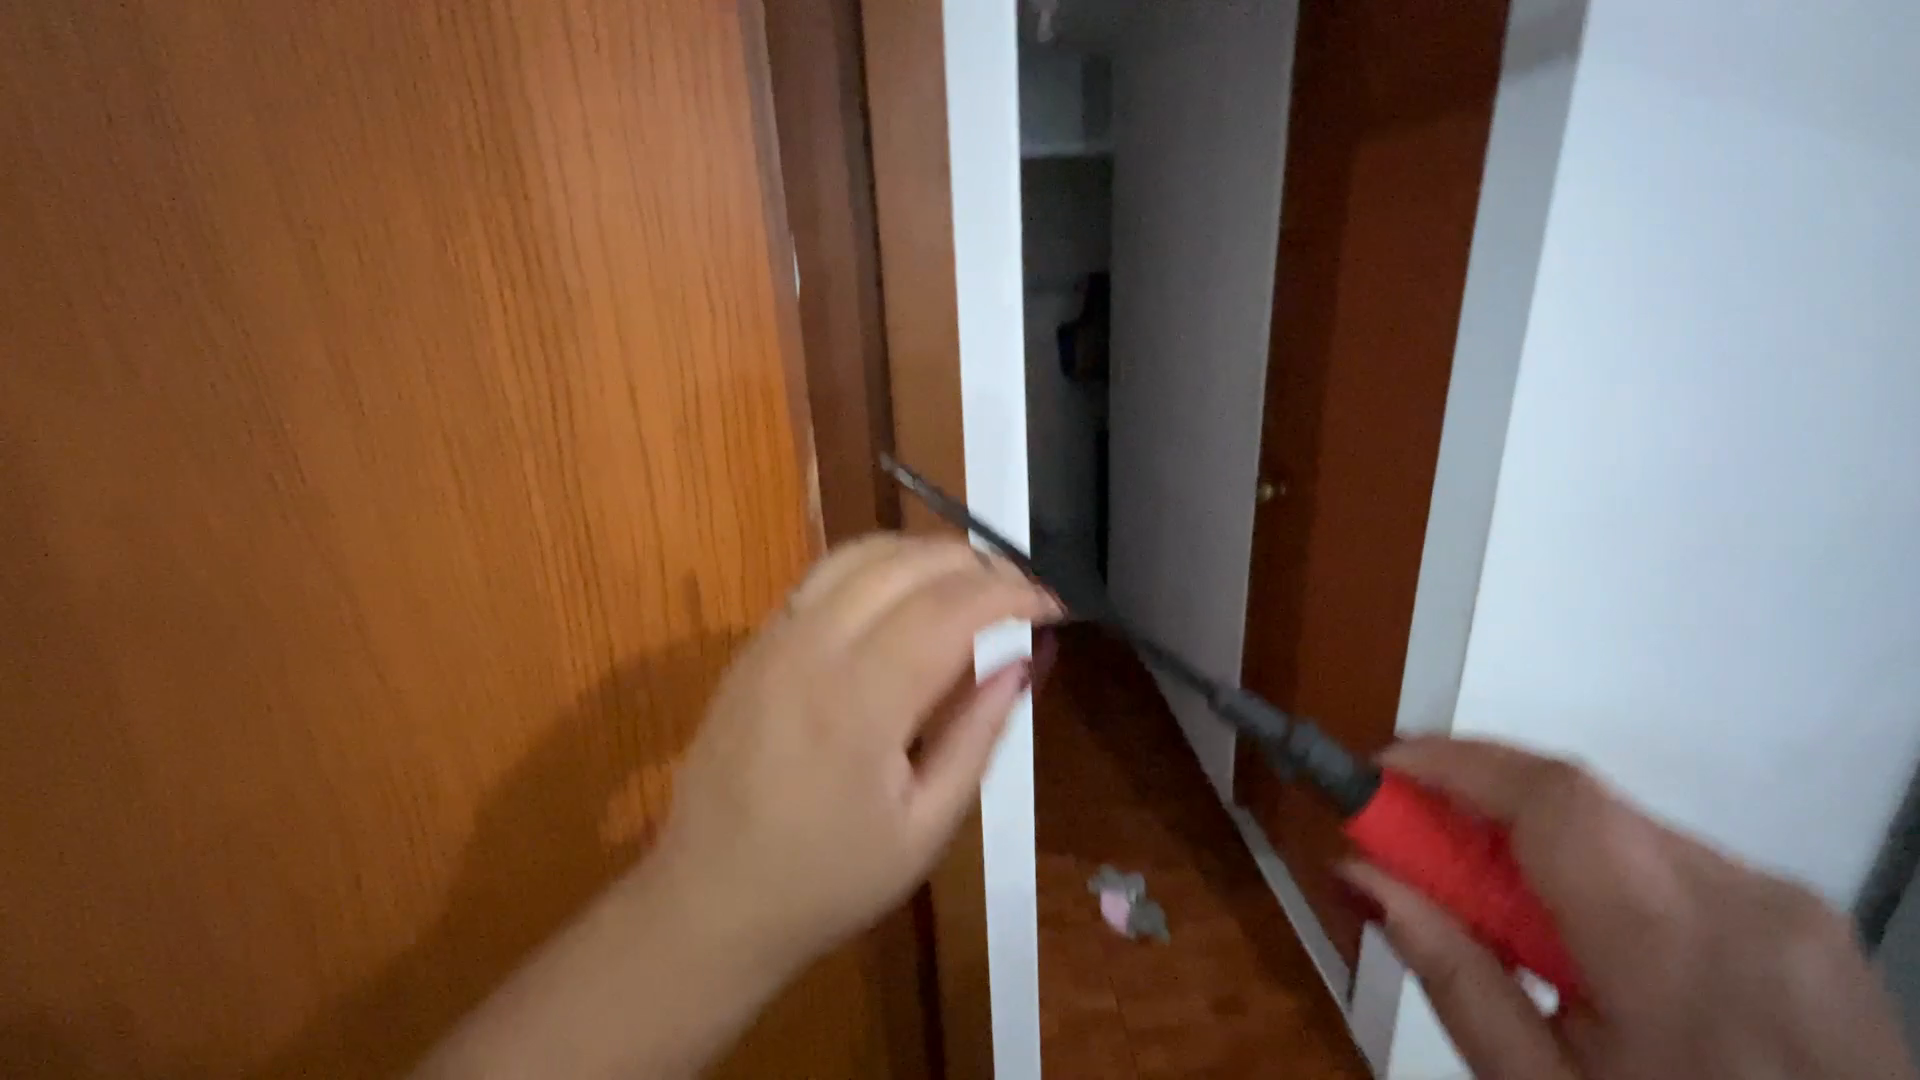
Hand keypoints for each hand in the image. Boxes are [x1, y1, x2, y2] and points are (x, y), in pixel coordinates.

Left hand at [647, 533, 1060, 973]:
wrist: (710, 897)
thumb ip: (978, 734)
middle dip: (978, 564)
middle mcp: (812, 648)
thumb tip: (1023, 659)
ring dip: (928, 554)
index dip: (1011, 594)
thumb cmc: (829, 878)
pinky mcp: (755, 642)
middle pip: (908, 564)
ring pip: (862, 553)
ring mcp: (775, 637)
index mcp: (859, 703)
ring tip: (973, 584)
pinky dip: (881, 565)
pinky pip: (826, 575)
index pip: (950, 609)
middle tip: (1022, 595)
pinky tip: (907, 595)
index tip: (1054, 606)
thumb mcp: (927, 828)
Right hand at [1343, 738, 1915, 1079]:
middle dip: (1476, 804)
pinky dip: (1592, 868)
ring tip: (1487, 905)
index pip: (1554, 798)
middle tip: (1408, 840)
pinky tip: (1571, 931)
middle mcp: (1743, 897)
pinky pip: (1664, 855)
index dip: (1455, 761)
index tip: (1377, 769)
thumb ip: (1451, 974)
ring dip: (1532, 841)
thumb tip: (1355, 872)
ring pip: (1616, 826)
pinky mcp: (1805, 917)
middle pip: (1578, 804)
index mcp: (1678, 950)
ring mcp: (1787, 905)